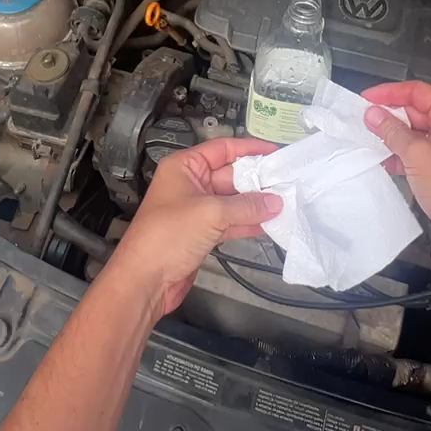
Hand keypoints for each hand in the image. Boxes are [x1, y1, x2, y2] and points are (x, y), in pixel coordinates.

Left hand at [106, 137, 282, 315]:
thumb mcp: (210, 213)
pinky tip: (268, 223)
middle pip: (230, 175)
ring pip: (232, 200)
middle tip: (285, 182)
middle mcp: (190, 183)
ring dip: (255, 204)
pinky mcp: (201, 233)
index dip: (249, 149)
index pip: (222, 149)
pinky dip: (247, 222)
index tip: (274, 152)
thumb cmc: (167, 236)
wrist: (144, 281)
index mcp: (185, 167)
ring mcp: (196, 209)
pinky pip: (229, 221)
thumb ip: (246, 206)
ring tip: (283, 203)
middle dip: (256, 180)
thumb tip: (275, 202)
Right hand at [361, 82, 430, 256]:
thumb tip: (371, 113)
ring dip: (393, 136)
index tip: (364, 98)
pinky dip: (401, 155)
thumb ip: (392, 130)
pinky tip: (383, 161)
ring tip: (367, 139)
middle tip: (362, 120)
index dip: (389, 93)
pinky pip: (419, 152)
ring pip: (416, 133)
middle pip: (417, 111)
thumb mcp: (417, 153)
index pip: (417, 92)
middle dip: (390, 116)